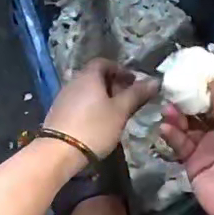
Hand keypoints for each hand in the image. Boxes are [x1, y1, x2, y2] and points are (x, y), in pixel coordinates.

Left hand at [43, 59, 159, 159]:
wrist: (58, 152)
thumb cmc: (94, 128)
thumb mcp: (120, 111)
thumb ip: (136, 94)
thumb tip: (155, 80)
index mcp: (88, 76)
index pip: (104, 62)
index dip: (120, 69)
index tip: (133, 81)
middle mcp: (73, 82)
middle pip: (94, 76)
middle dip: (113, 84)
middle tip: (128, 98)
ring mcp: (63, 98)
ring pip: (86, 91)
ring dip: (102, 97)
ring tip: (116, 112)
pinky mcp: (58, 113)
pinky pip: (78, 103)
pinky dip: (91, 107)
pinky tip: (98, 122)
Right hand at [159, 80, 213, 214]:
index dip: (212, 83)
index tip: (194, 71)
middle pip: (204, 107)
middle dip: (189, 97)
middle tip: (173, 88)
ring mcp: (208, 146)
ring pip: (189, 123)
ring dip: (178, 115)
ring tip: (167, 109)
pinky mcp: (193, 162)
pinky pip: (180, 143)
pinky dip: (172, 134)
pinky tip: (165, 128)